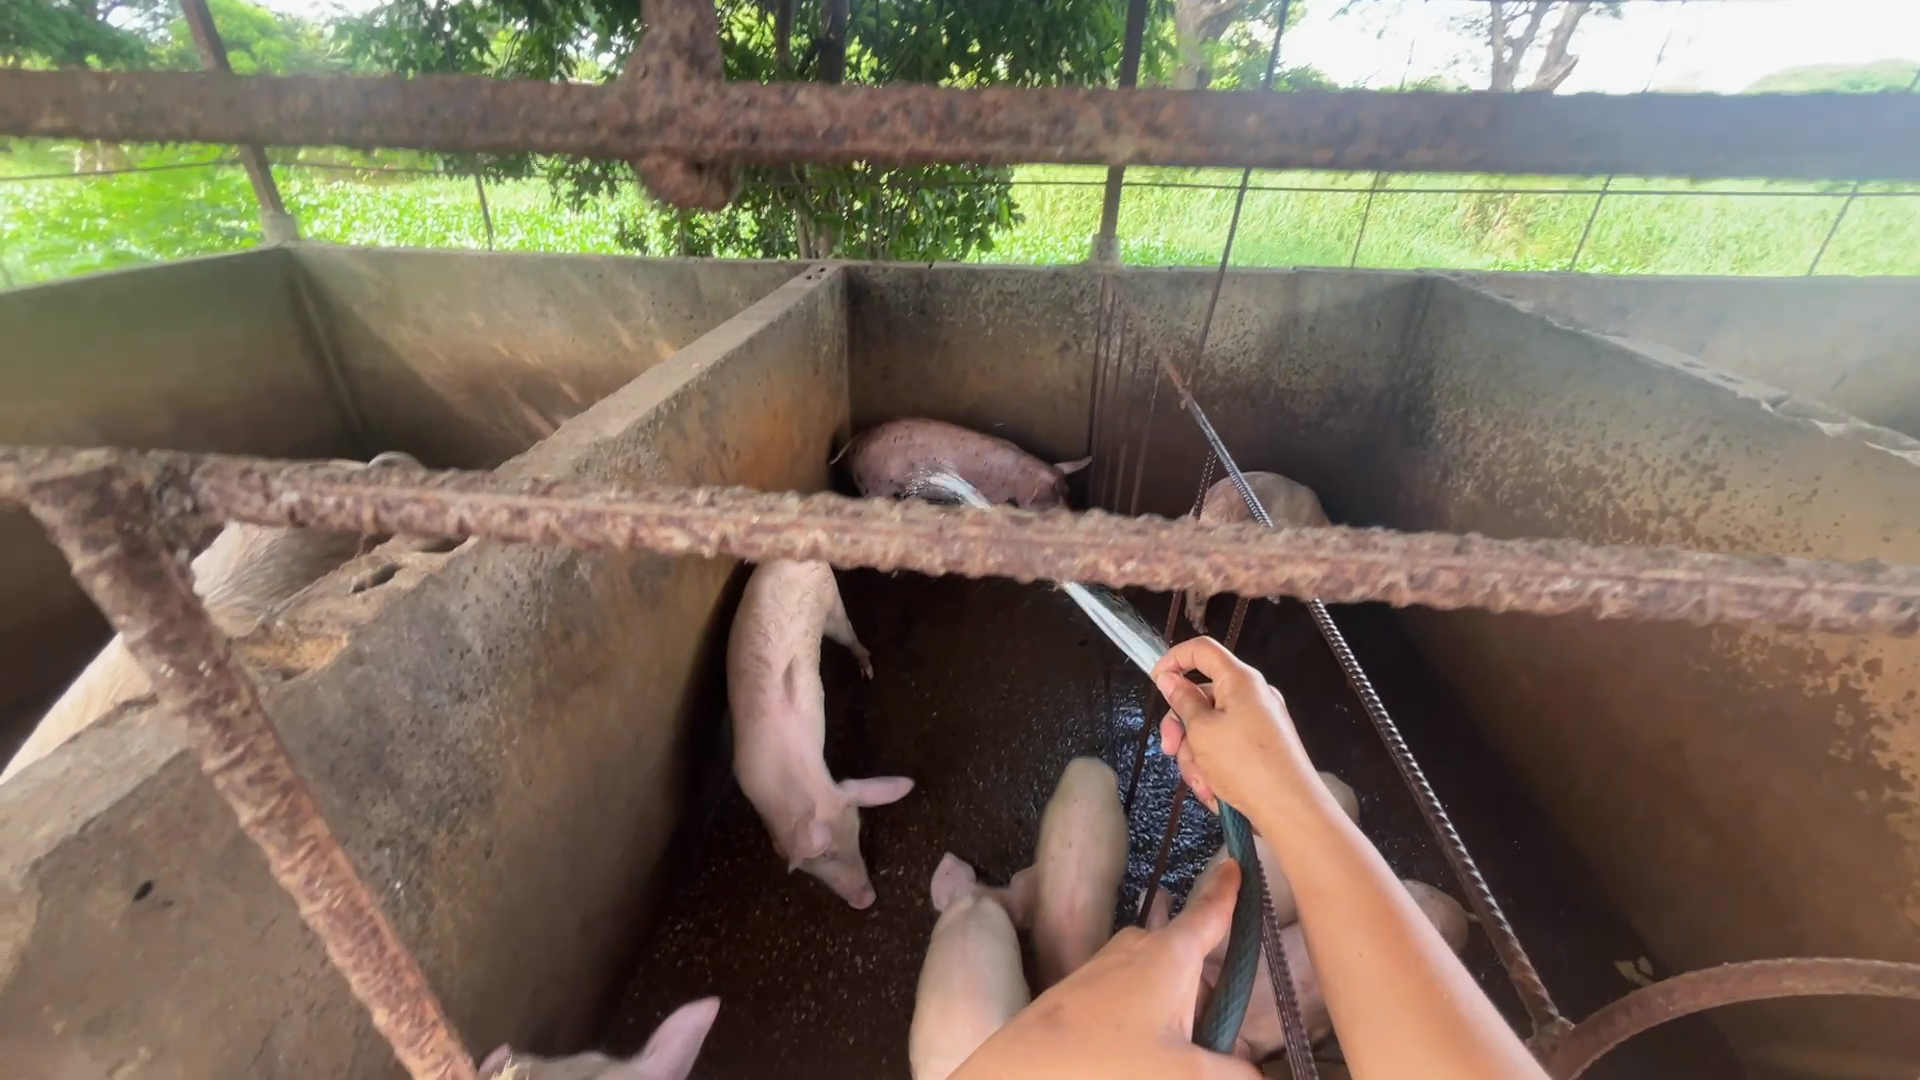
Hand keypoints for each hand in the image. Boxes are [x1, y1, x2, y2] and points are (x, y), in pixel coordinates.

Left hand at [951, 860, 1258, 1079]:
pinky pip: (1137, 991)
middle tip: (1215, 1039)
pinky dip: (1152, 1016)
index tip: (1237, 861)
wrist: (1029, 1068)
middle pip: (1192, 959)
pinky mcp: (1090, 982)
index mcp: (1171, 952)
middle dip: (1209, 993)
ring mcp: (1111, 961)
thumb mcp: (1188, 1075)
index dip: (1227, 890)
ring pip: (1164, 980)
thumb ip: (1236, 1072)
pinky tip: (1145, 1052)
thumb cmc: (1112, 1062)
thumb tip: (1257, 1072)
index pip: (1209, 911)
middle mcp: (1141, 944)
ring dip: (1179, 1010)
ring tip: (1176, 1052)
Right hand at [1151, 637, 1319, 817]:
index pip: (1202, 650)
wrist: (1291, 812)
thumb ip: (1182, 701)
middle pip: (1201, 697)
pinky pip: (1226, 746)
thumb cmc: (1244, 764)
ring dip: (1196, 755)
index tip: (1155, 680)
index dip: (1174, 658)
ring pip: (1209, 728)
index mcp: (1240, 681)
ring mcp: (1259, 723)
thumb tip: (1169, 678)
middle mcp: (1252, 696)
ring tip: (1201, 783)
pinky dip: (1214, 766)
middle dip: (1181, 726)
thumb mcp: (1202, 730)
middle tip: (1170, 749)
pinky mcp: (1262, 748)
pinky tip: (1214, 791)